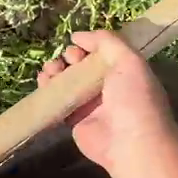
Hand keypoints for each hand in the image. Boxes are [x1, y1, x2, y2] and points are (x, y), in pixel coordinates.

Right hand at [37, 30, 177, 177]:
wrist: (130, 142)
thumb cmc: (134, 98)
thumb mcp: (129, 61)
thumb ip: (107, 41)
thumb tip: (77, 35)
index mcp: (123, 70)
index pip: (100, 52)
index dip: (87, 46)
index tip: (78, 47)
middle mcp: (106, 85)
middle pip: (80, 64)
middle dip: (69, 57)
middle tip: (68, 61)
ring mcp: (89, 102)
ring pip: (66, 80)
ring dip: (55, 70)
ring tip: (51, 70)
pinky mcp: (73, 118)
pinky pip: (57, 100)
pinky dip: (47, 89)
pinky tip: (43, 82)